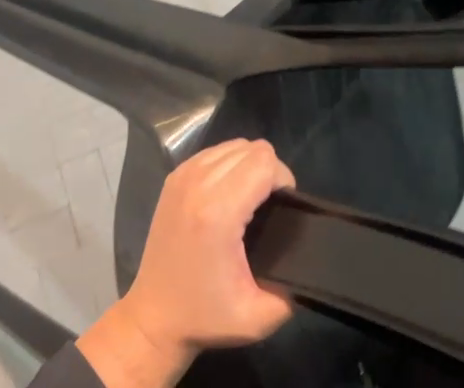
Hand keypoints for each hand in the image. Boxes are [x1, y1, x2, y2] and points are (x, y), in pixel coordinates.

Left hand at [76, 139, 296, 387]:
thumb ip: (293, 288)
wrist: (154, 318)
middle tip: (270, 207)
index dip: (284, 180)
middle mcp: (198, 184)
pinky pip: (213, 151)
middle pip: (251, 148)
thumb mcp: (259, 317)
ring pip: (233, 145)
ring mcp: (182, 177)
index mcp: (218, 212)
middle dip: (269, 172)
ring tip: (250, 199)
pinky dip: (228, 164)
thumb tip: (310, 259)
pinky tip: (229, 193)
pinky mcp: (173, 178)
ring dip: (249, 165)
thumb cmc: (206, 317)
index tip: (285, 208)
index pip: (265, 163)